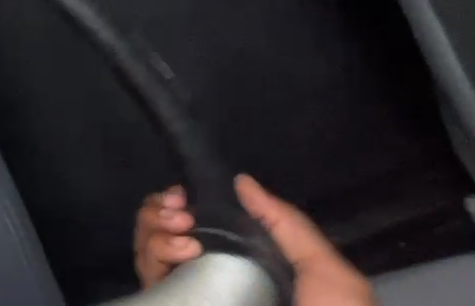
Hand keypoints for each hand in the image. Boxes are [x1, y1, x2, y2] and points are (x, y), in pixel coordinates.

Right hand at [133, 176, 372, 305]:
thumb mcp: (329, 276)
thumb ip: (288, 226)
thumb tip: (241, 180)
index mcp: (246, 262)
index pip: (200, 220)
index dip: (183, 200)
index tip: (182, 194)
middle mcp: (211, 271)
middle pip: (163, 225)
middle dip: (160, 208)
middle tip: (177, 211)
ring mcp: (190, 289)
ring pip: (148, 242)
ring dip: (154, 226)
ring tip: (179, 233)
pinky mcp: (170, 300)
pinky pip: (145, 268)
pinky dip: (153, 250)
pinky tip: (179, 251)